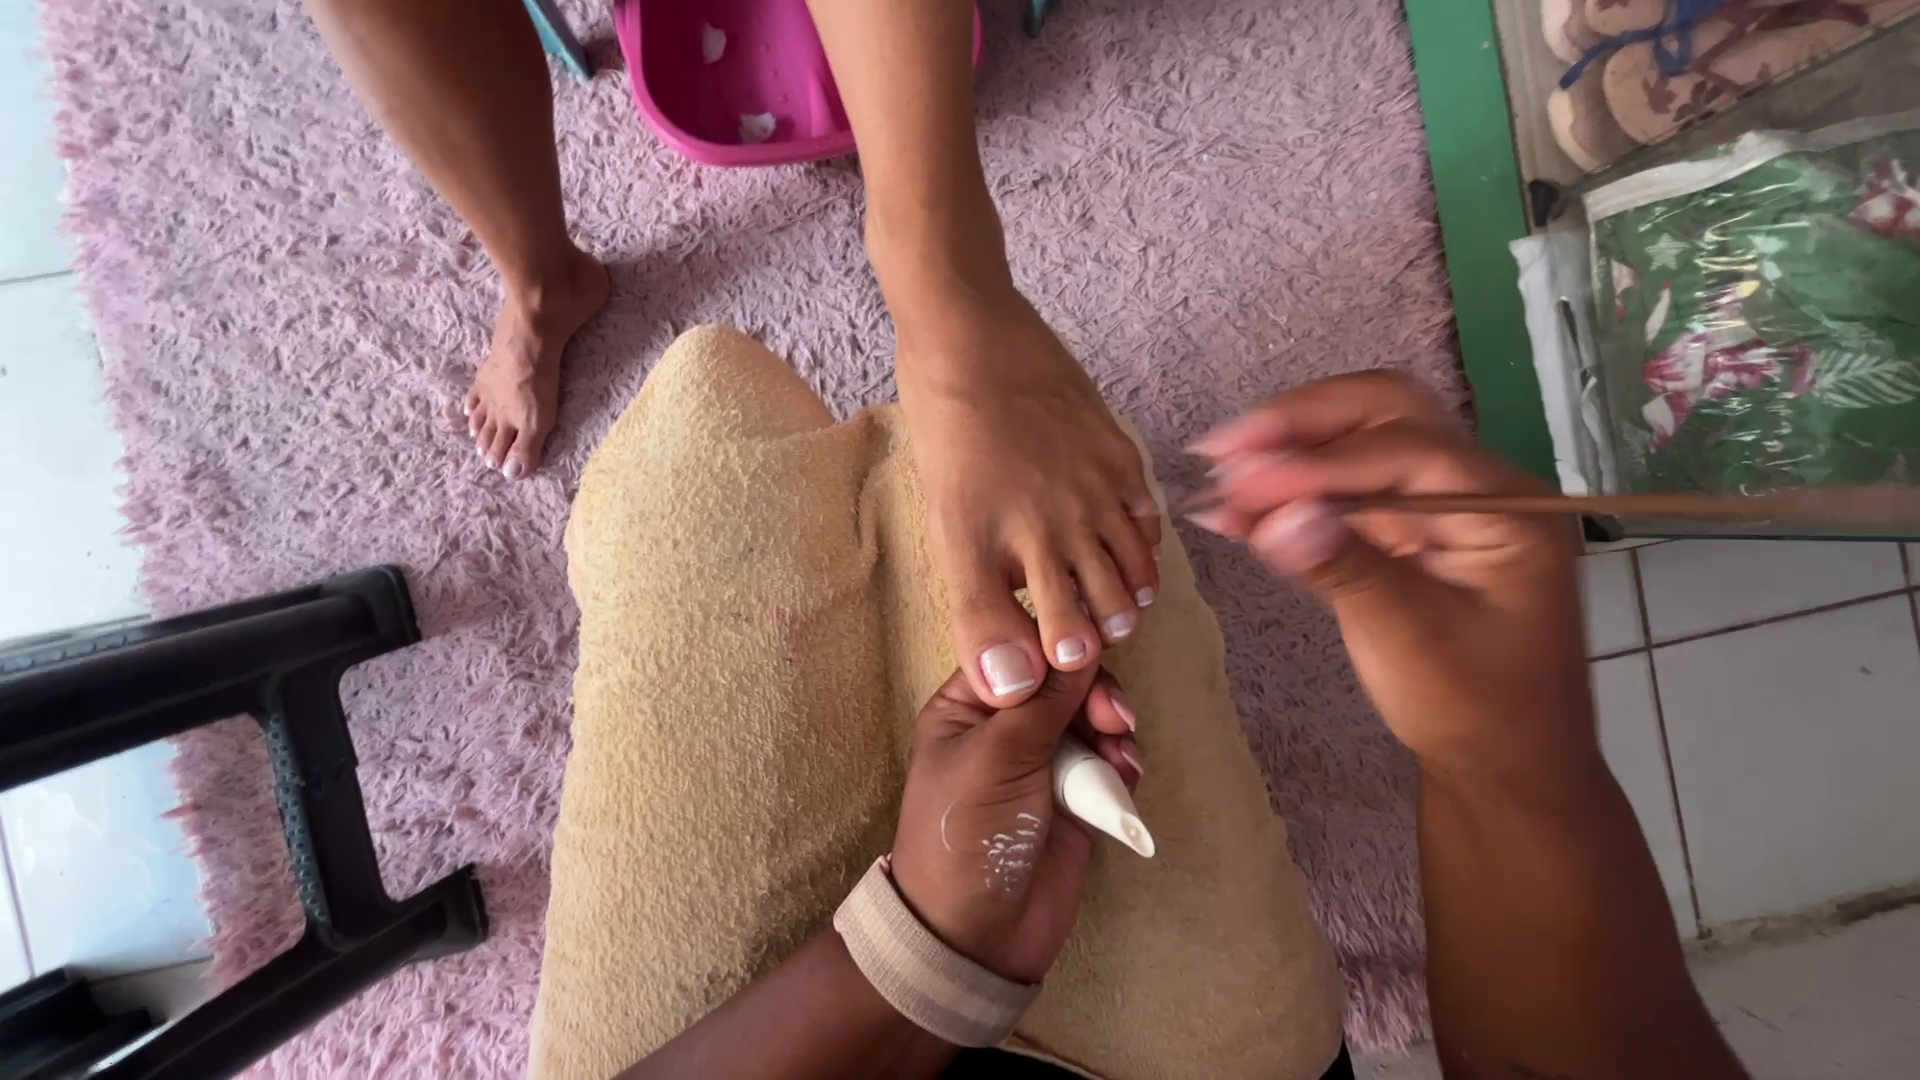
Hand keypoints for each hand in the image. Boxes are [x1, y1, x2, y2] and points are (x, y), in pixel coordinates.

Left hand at [889, 665, 1141, 985]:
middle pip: (1064, 683)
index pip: (1023, 653)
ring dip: (1112, 729)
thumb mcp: (999, 755)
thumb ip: (1045, 700)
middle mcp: (1006, 726)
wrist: (977, 937)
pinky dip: (1122, 762)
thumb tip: (1081, 639)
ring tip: (1120, 752)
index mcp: (969, 704)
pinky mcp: (1074, 797)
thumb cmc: (970, 832)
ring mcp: (1042, 762)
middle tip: (1113, 721)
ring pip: (1091, 720)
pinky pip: (1108, 762)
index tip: (1096, 657)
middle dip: (1093, 696)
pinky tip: (1126, 773)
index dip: (1061, 650)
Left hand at [894, 285, 1162, 709]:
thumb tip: (1012, 686)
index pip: (1057, 641)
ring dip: (1125, 600)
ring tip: (1119, 614)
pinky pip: (1146, 519)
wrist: (970, 337)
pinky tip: (1132, 553)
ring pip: (1130, 571)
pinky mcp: (1118, 454)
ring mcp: (1097, 489)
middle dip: (1100, 637)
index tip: (1058, 667)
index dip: (1061, 665)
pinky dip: (1142, 547)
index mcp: (1009, 553)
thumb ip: (979, 608)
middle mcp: (1061, 528)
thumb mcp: (945, 527)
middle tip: (1096, 646)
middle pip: (1104, 611)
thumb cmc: (946, 435)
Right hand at [1186, 372, 1593, 783]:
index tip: (1243, 482)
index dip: (1319, 463)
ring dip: (1285, 449)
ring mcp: (1429, 506)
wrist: (1498, 759)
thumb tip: (1274, 517)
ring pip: (1354, 443)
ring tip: (1216, 467)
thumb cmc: (1475, 706)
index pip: (1405, 452)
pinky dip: (1284, 494)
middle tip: (1227, 446)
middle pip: (1385, 414)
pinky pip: (1334, 493)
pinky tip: (1231, 506)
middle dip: (1302, 421)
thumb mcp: (1411, 640)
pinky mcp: (1393, 530)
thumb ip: (1345, 569)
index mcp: (1502, 508)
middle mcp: (1469, 488)